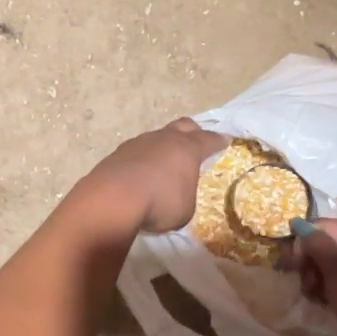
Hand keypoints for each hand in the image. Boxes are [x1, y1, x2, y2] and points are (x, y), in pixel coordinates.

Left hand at [78, 119, 227, 233]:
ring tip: (165, 161)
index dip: (217, 141)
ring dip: (163, 146)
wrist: (112, 199)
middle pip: (182, 126)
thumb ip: (185, 195)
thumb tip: (178, 194)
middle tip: (197, 139)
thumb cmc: (159, 203)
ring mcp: (138, 143)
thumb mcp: (184, 209)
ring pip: (156, 137)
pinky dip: (143, 159)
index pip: (208, 140)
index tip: (224, 140)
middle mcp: (163, 140)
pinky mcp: (118, 154)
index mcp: (187, 149)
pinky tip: (140, 172)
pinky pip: (137, 151)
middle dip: (193, 131)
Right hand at [286, 218, 336, 335]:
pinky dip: (318, 287)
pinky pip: (327, 280)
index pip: (326, 226)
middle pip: (323, 244)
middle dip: (307, 257)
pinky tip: (316, 299)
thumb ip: (319, 246)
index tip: (291, 256)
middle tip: (296, 274)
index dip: (305, 236)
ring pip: (322, 263)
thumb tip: (298, 224)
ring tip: (309, 291)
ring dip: (310, 275)